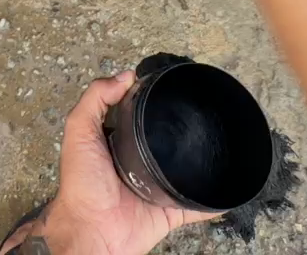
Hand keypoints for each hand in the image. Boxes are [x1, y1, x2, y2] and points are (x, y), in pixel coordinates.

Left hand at [0, 72, 215, 254]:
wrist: (92, 229)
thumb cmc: (81, 180)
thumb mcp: (79, 128)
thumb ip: (96, 98)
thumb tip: (125, 76)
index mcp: (115, 140)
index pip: (135, 114)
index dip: (148, 100)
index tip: (168, 84)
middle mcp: (136, 161)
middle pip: (162, 140)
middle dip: (178, 129)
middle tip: (200, 112)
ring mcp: (154, 186)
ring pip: (182, 170)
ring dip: (197, 161)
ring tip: (218, 143)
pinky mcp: (168, 211)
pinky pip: (195, 205)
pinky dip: (211, 201)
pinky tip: (227, 189)